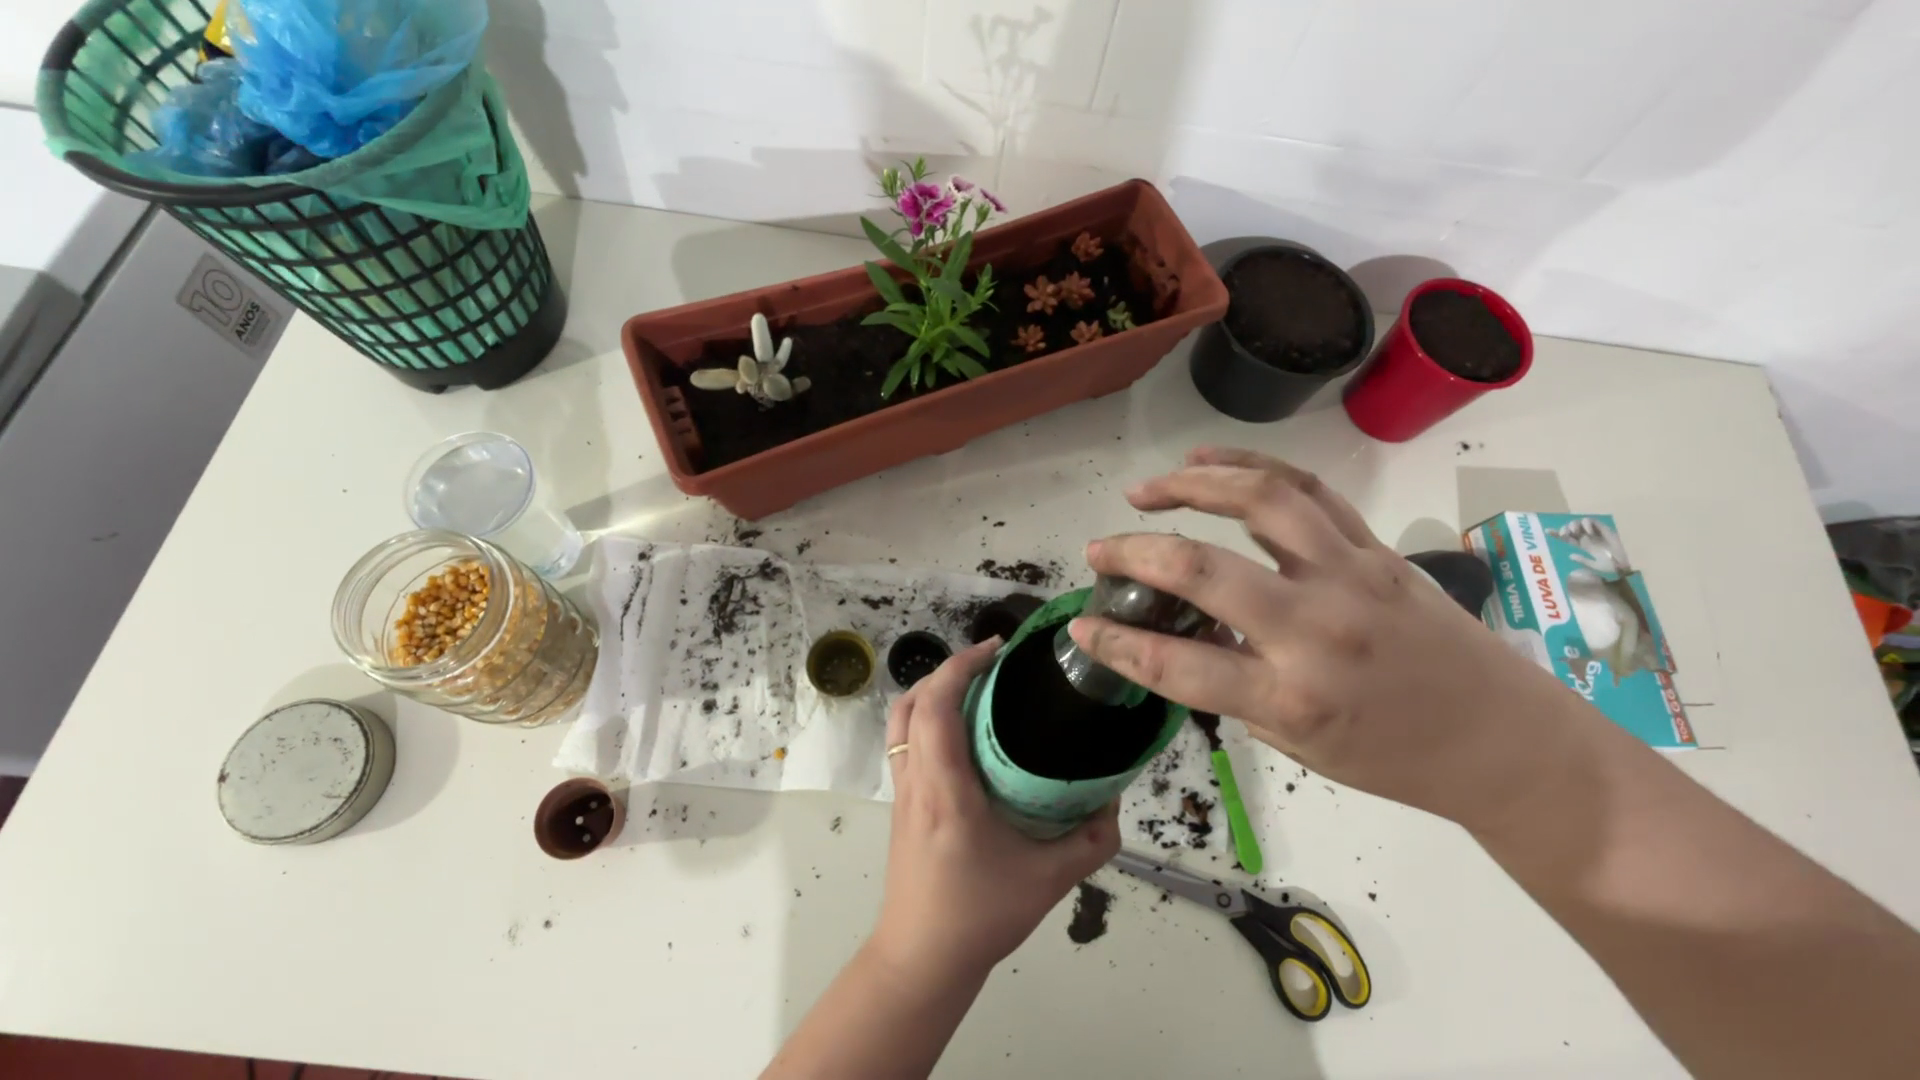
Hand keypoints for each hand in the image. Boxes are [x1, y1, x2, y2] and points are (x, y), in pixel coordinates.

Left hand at [873, 639, 1119, 984]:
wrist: (921, 959)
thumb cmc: (979, 915)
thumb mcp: (1050, 881)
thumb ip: (1091, 840)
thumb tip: (1113, 800)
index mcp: (945, 789)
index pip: (936, 707)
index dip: (961, 667)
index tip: (998, 650)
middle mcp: (915, 781)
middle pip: (912, 703)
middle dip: (949, 670)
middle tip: (994, 664)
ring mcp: (902, 793)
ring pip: (901, 722)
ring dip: (933, 692)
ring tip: (977, 689)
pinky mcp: (901, 806)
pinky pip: (906, 743)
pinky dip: (927, 719)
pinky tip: (965, 734)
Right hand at [1068, 446, 1589, 830]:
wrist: (1500, 740)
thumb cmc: (1392, 757)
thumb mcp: (1297, 743)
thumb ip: (1233, 687)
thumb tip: (1181, 636)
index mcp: (1292, 696)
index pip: (1176, 664)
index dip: (1114, 644)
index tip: (1080, 628)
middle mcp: (1316, 628)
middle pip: (1202, 570)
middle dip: (1134, 554)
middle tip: (1097, 551)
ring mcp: (1351, 576)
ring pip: (1259, 502)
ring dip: (1191, 486)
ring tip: (1144, 489)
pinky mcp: (1375, 548)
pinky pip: (1306, 490)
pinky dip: (1250, 466)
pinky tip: (1207, 462)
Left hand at [1554, 517, 1630, 575]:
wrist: (1626, 565)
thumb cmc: (1611, 567)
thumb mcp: (1594, 566)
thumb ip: (1583, 561)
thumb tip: (1571, 555)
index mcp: (1581, 545)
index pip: (1566, 537)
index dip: (1556, 533)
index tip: (1546, 531)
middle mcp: (1585, 537)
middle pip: (1570, 528)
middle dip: (1565, 529)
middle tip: (1565, 535)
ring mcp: (1594, 533)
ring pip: (1578, 523)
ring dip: (1574, 525)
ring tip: (1575, 532)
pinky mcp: (1603, 529)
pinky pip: (1591, 521)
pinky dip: (1587, 524)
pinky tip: (1589, 532)